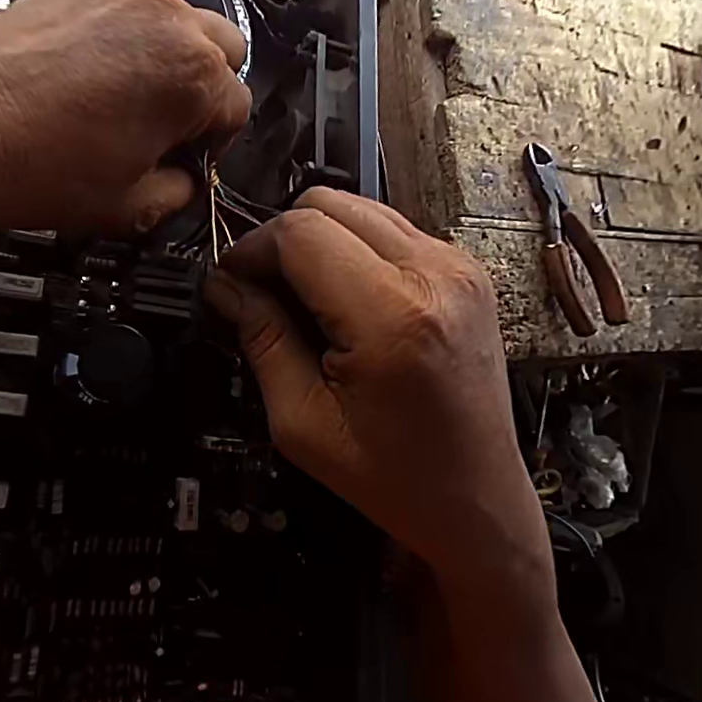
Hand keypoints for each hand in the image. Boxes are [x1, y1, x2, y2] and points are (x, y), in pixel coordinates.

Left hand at [0, 0, 251, 246]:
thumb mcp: (132, 206)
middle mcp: (164, 22)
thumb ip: (182, 190)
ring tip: (126, 99)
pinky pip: (125, 9)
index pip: (239, 106)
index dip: (217, 140)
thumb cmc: (33, 165)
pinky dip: (124, 38)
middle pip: (224, 48)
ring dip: (169, 58)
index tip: (190, 155)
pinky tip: (90, 77)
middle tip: (171, 122)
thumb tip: (185, 178)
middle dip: (208, 86)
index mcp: (192, 76)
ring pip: (178, 22)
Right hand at [205, 188, 553, 599]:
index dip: (251, 248)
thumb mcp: (303, 422)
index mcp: (393, 317)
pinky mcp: (466, 270)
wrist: (478, 498)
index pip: (301, 232)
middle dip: (282, 238)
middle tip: (263, 288)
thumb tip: (224, 286)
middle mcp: (435, 275)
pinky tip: (346, 296)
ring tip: (305, 296)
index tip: (230, 279)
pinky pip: (391, 229)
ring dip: (319, 239)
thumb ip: (261, 338)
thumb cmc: (396, 477)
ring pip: (360, 207)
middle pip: (329, 203)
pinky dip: (355, 248)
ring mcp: (458, 266)